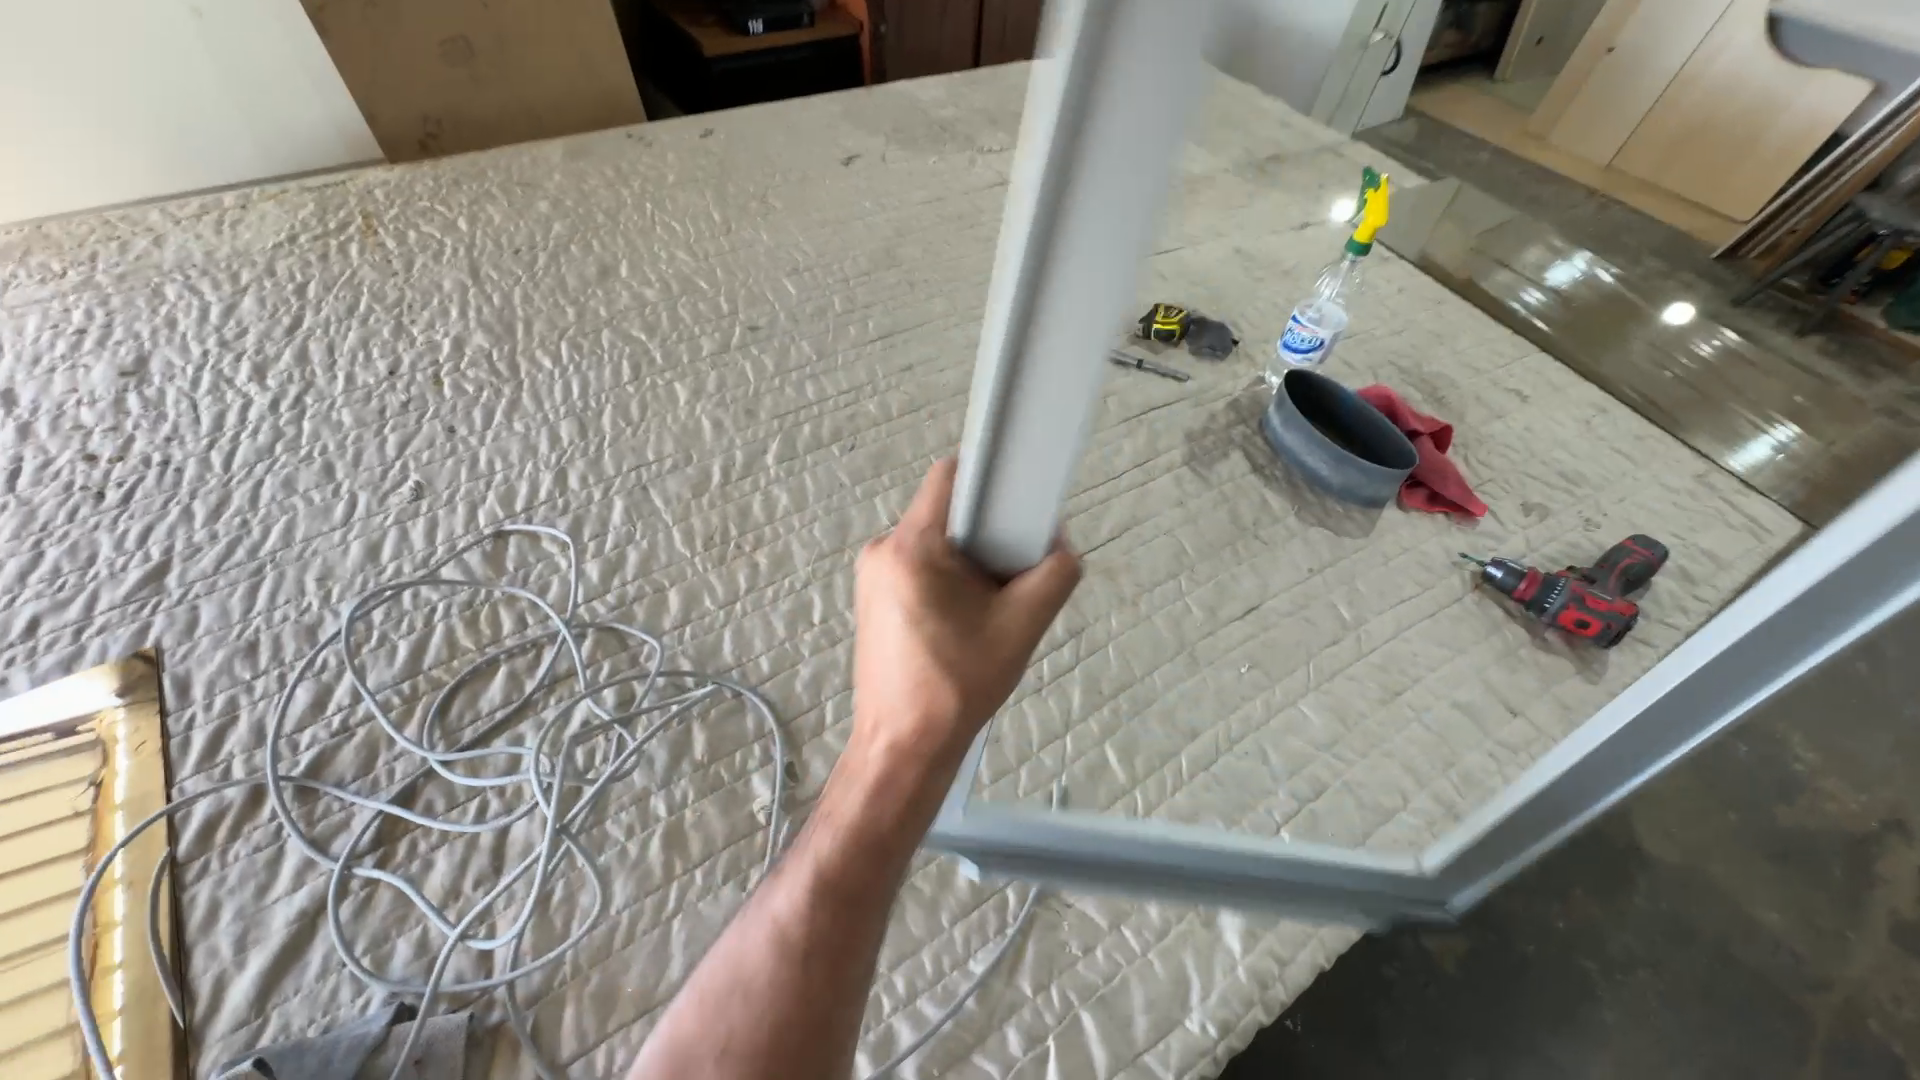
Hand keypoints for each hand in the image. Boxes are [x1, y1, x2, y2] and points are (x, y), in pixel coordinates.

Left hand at [851, 458, 1080, 771]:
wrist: (904, 744)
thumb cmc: (957, 687)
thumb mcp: (1022, 626)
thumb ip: (1054, 573)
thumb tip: (1057, 545)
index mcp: (912, 547)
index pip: (951, 476)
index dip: (990, 480)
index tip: (1019, 504)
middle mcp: (882, 551)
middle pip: (944, 513)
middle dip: (984, 533)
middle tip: (1011, 572)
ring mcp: (870, 576)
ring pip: (932, 542)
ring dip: (965, 562)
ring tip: (988, 606)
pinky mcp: (871, 599)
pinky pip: (915, 567)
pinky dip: (944, 580)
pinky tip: (964, 619)